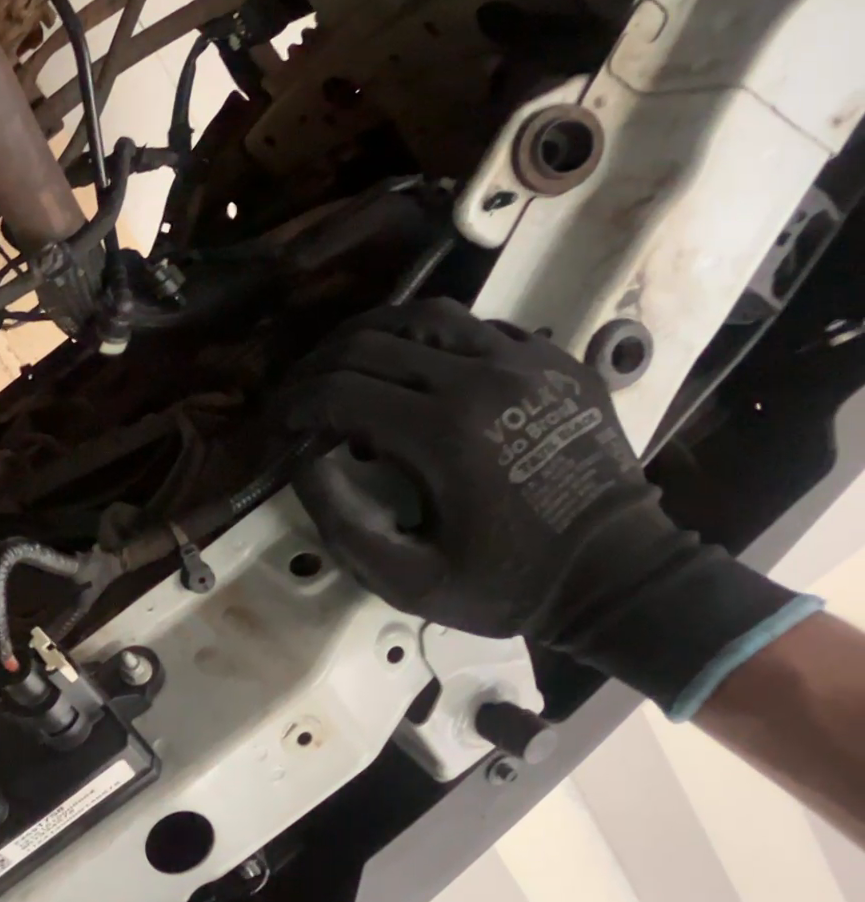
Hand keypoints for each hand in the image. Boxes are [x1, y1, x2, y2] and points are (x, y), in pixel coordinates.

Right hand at [285, 299, 804, 717]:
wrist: (622, 577)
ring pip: (423, 315)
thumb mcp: (405, 578)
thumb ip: (338, 518)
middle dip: (316, 368)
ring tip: (344, 364)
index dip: (294, 404)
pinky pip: (476, 326)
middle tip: (298, 397)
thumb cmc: (506, 585)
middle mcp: (484, 382)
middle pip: (370, 343)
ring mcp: (528, 363)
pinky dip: (428, 338)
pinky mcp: (556, 361)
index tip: (278, 424)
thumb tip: (301, 458)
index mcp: (446, 435)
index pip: (340, 391)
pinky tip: (413, 368)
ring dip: (369, 336)